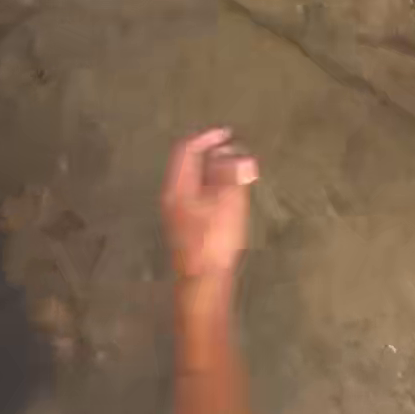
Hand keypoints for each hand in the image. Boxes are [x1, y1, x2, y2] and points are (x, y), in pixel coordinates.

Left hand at [162, 128, 258, 283]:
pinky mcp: (189, 221)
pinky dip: (217, 180)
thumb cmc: (215, 238)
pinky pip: (201, 188)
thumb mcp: (228, 200)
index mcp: (178, 188)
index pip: (187, 150)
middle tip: (238, 147)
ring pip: (196, 176)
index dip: (207, 137)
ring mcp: (180, 210)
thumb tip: (232, 152)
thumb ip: (230, 172)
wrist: (204, 280)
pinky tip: (233, 187)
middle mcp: (174, 195)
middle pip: (189, 162)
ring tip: (240, 165)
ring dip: (217, 166)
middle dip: (214, 150)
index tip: (229, 133)